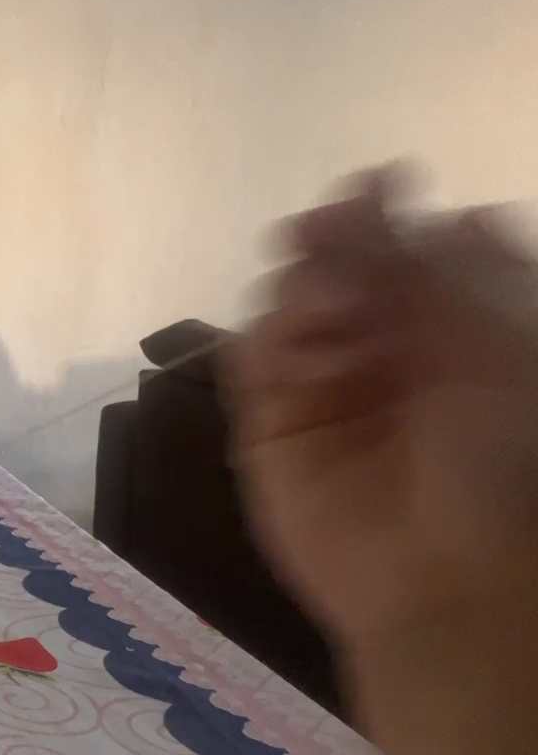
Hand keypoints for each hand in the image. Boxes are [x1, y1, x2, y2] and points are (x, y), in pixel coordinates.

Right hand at [226, 171, 537, 651]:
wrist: (443, 573)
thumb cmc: (505, 464)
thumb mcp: (498, 356)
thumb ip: (455, 283)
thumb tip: (442, 207)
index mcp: (456, 329)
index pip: (411, 254)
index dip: (389, 215)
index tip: (373, 180)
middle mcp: (384, 349)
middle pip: (335, 274)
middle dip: (330, 247)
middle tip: (320, 230)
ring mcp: (319, 384)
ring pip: (282, 311)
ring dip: (299, 296)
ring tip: (332, 310)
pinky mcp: (265, 419)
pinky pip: (250, 363)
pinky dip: (270, 346)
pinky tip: (305, 356)